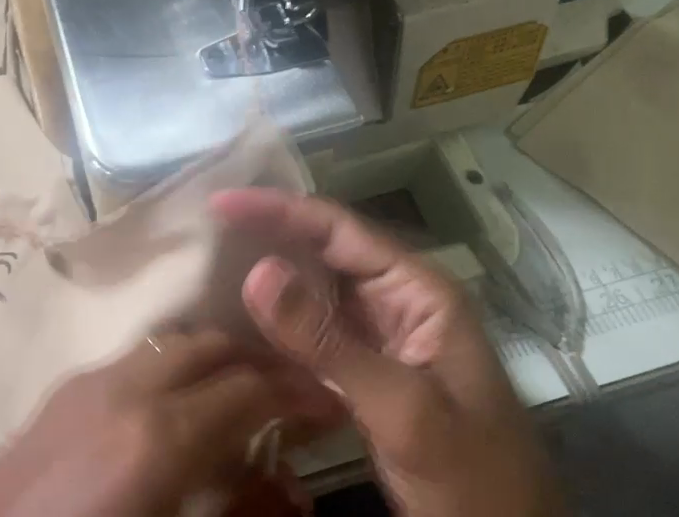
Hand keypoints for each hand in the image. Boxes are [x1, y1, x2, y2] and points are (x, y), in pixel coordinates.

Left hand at [0, 329, 327, 516]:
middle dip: (259, 360)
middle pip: (212, 347)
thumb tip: (288, 490)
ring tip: (243, 389)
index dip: (299, 392)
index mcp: (160, 436)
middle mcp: (127, 388)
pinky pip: (135, 359)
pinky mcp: (64, 389)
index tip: (331, 400)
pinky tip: (181, 400)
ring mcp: (90, 381)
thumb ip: (238, 510)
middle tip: (294, 387)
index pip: (250, 390)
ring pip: (171, 344)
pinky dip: (173, 367)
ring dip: (214, 358)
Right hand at [211, 189, 566, 516]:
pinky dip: (279, 327)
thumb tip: (257, 271)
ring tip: (210, 264)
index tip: (220, 202)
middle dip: (269, 235)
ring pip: (317, 292)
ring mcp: (384, 338)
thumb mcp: (401, 408)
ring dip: (270, 278)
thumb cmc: (473, 475)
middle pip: (324, 251)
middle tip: (205, 229)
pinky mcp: (369, 374)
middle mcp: (399, 301)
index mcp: (419, 290)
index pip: (339, 229)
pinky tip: (241, 326)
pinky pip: (316, 335)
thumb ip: (329, 342)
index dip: (278, 209)